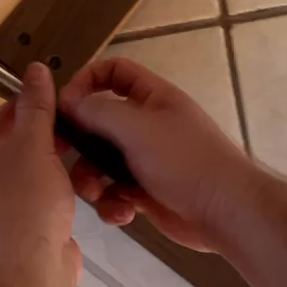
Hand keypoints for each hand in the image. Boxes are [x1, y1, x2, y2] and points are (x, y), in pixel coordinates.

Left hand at [0, 63, 80, 278]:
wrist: (32, 273)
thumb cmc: (25, 203)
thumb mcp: (33, 146)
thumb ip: (36, 107)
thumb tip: (36, 68)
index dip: (18, 109)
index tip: (49, 99)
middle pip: (3, 154)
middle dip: (36, 138)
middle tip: (67, 124)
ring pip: (19, 180)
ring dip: (46, 165)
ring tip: (75, 150)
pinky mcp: (12, 240)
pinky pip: (29, 205)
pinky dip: (48, 193)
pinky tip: (73, 185)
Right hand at [59, 58, 257, 250]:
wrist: (226, 212)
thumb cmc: (185, 161)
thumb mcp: (138, 129)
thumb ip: (99, 112)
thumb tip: (67, 101)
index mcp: (153, 98)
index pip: (115, 72)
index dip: (87, 81)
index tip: (65, 105)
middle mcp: (147, 125)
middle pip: (100, 122)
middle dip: (81, 142)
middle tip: (61, 156)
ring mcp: (146, 160)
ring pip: (102, 162)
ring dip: (92, 179)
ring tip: (95, 194)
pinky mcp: (145, 192)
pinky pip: (114, 192)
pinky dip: (112, 204)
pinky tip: (121, 214)